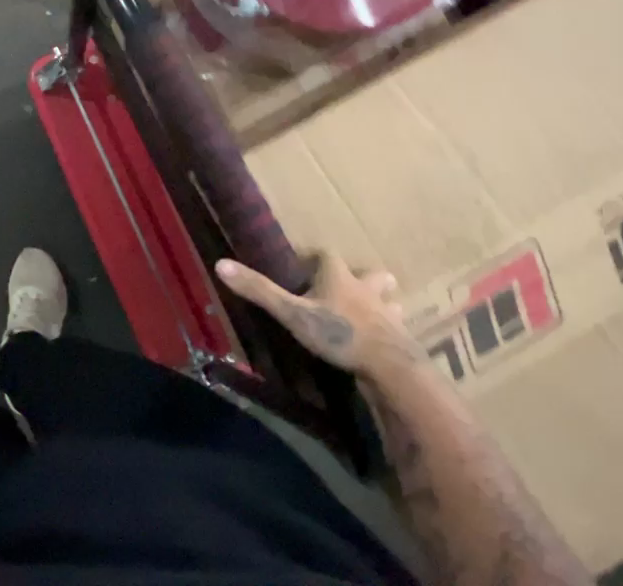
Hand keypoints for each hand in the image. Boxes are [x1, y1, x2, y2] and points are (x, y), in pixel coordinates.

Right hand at [215, 253, 420, 378]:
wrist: (392, 367)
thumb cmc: (339, 334)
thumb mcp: (292, 314)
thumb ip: (260, 291)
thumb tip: (221, 264)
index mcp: (339, 278)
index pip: (327, 256)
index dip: (316, 258)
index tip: (305, 266)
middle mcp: (366, 290)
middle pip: (371, 275)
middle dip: (362, 278)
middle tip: (348, 288)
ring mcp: (388, 315)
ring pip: (389, 301)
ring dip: (381, 304)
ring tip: (371, 314)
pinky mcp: (401, 340)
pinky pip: (397, 330)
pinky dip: (389, 333)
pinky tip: (382, 344)